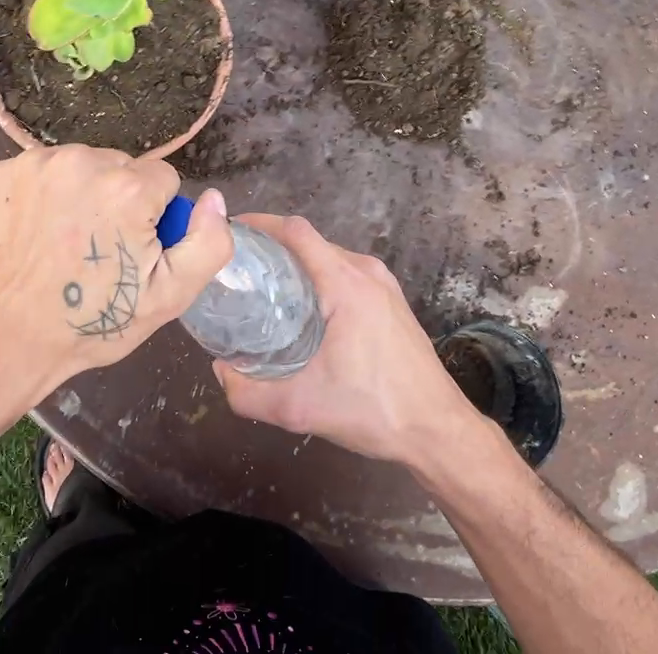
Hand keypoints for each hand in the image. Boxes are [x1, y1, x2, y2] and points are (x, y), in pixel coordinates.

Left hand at [0, 144, 231, 402]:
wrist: (5, 336)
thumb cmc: (91, 321)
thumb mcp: (169, 297)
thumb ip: (208, 243)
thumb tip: (214, 199)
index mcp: (127, 187)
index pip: (163, 179)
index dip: (154, 216)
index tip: (132, 248)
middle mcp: (81, 161)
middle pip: (120, 168)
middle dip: (118, 200)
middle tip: (98, 249)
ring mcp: (35, 164)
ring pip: (81, 166)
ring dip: (81, 193)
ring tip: (65, 242)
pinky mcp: (0, 172)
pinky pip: (41, 172)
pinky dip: (44, 195)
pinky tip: (36, 232)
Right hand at [210, 214, 493, 467]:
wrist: (439, 432)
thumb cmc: (373, 411)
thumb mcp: (299, 408)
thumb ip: (248, 393)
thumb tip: (219, 372)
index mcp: (345, 284)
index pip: (296, 231)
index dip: (260, 224)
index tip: (230, 234)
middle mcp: (366, 273)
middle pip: (310, 242)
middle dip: (272, 248)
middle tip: (238, 270)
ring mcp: (385, 286)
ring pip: (329, 259)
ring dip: (296, 265)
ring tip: (262, 288)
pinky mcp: (393, 303)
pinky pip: (347, 275)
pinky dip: (319, 279)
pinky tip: (301, 310)